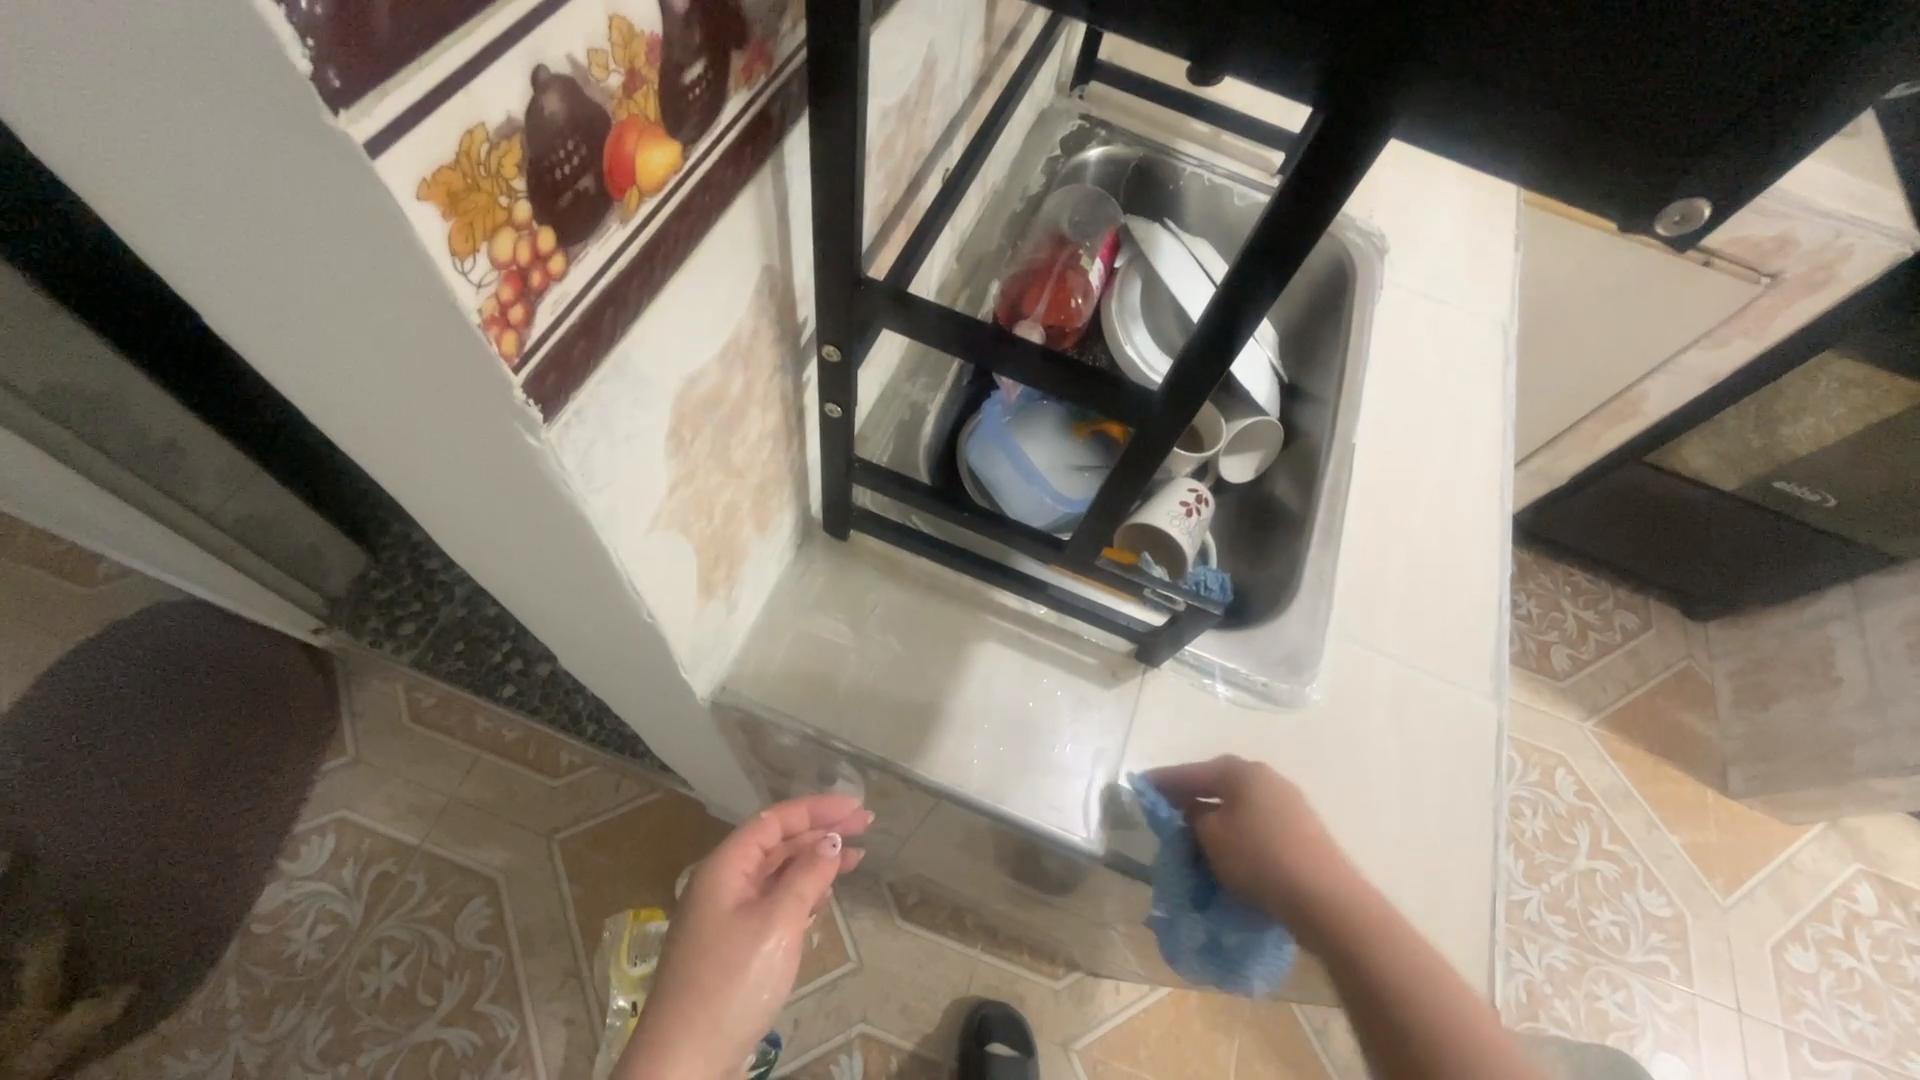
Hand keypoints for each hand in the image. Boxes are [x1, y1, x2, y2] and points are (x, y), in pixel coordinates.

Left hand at [619, 795, 871, 1079]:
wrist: (684, 1061)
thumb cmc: (731, 982)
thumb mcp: (777, 923)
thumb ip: (807, 876)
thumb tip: (832, 840)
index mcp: (725, 867)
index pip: (775, 820)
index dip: (817, 809)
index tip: (858, 808)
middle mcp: (723, 883)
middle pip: (777, 843)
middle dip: (821, 830)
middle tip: (868, 827)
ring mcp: (727, 915)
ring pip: (776, 872)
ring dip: (815, 860)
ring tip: (857, 857)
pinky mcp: (734, 945)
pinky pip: (773, 901)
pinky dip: (802, 891)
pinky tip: (824, 894)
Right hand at [1144, 756, 1360, 935]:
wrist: (1326, 899)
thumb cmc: (1259, 859)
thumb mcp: (1211, 837)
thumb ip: (1193, 818)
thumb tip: (1193, 812)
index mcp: (1241, 772)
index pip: (1191, 772)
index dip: (1163, 781)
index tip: (1140, 788)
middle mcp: (1267, 779)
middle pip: (1218, 785)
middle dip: (1191, 798)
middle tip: (1166, 813)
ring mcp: (1289, 804)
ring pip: (1239, 807)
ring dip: (1215, 819)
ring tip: (1194, 837)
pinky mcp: (1302, 832)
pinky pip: (1256, 826)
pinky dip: (1236, 834)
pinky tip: (1227, 853)